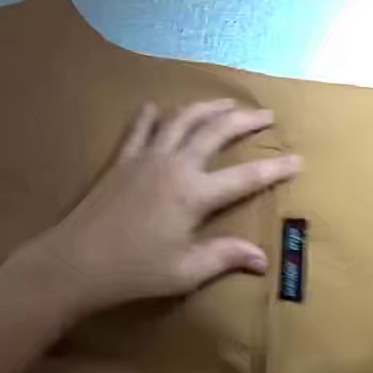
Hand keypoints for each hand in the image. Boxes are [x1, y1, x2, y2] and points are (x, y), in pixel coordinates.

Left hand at [22, 99, 301, 316]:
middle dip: (245, 121)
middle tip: (267, 115)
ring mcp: (147, 158)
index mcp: (194, 194)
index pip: (245, 176)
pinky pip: (139, 130)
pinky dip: (151, 116)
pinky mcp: (123, 160)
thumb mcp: (184, 271)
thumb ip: (224, 257)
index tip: (298, 159)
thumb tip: (262, 259)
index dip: (275, 168)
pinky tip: (155, 106)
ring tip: (227, 102)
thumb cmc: (133, 270)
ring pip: (182, 120)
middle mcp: (175, 165)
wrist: (73, 262)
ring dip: (207, 108)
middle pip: (216, 132)